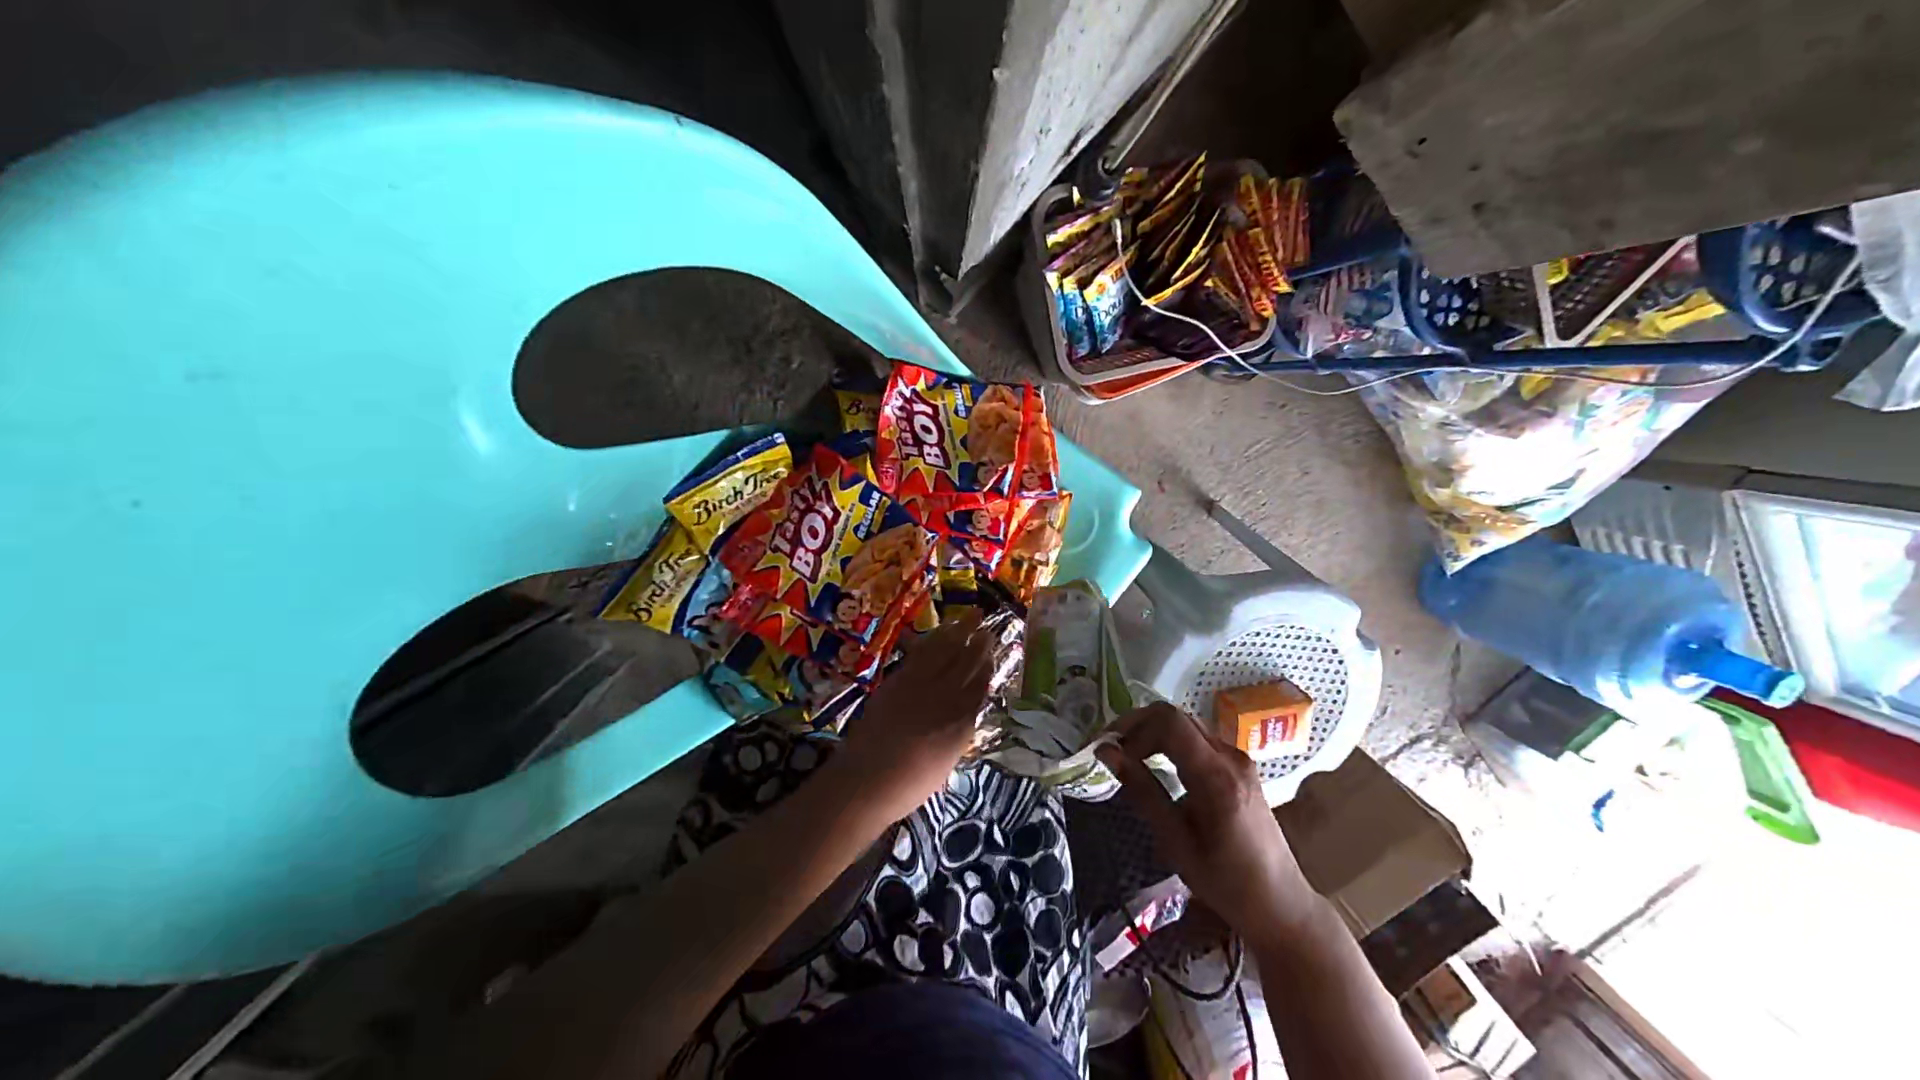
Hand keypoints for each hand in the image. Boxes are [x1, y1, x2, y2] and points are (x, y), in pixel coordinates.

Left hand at [830, 610, 992, 819]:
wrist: (868, 780)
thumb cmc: (908, 784)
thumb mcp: (945, 761)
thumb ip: (956, 734)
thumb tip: (962, 716)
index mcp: (962, 722)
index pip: (979, 686)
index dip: (986, 666)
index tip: (992, 650)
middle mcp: (946, 698)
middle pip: (965, 663)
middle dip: (977, 642)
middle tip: (985, 625)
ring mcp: (920, 686)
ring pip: (944, 652)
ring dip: (958, 632)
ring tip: (969, 617)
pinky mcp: (898, 681)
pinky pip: (921, 654)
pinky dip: (933, 640)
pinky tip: (938, 633)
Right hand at [1096, 702, 1314, 935]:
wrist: (1279, 902)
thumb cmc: (1224, 882)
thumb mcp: (1175, 842)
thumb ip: (1142, 791)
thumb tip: (1107, 753)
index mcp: (1217, 777)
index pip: (1169, 722)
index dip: (1131, 728)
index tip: (1107, 751)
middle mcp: (1231, 757)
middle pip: (1175, 716)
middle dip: (1136, 726)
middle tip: (1109, 750)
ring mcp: (1238, 759)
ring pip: (1185, 723)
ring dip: (1151, 732)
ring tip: (1126, 756)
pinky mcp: (1239, 766)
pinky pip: (1197, 738)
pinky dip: (1168, 742)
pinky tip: (1153, 763)